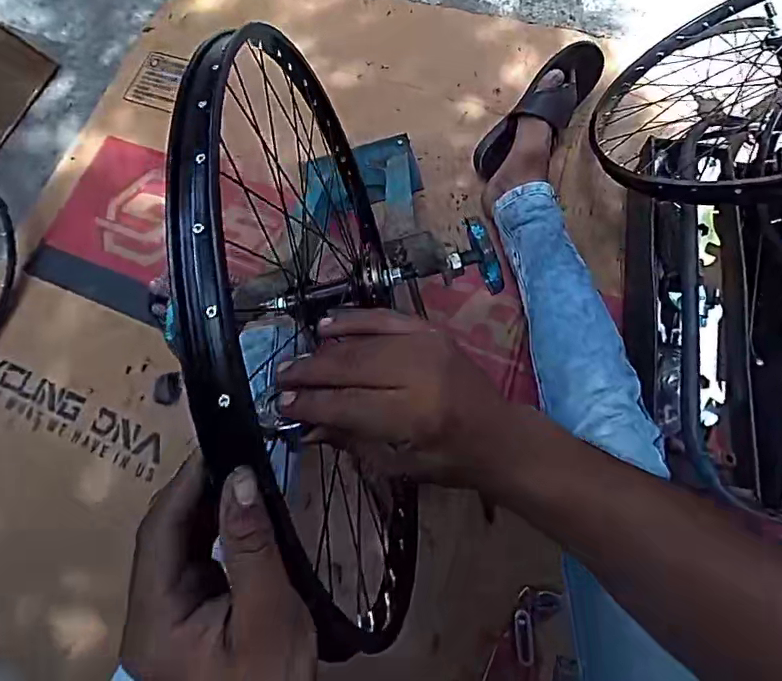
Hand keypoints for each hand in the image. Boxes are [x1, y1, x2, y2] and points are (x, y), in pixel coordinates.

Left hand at [119, 454, 316, 680]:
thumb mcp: (268, 624)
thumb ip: (253, 548)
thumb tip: (240, 477)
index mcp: (155, 612)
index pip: (160, 526)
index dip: (187, 480)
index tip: (221, 444)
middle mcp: (152, 606)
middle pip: (167, 529)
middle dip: (201, 489)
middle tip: (239, 455)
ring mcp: (169, 611)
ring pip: (183, 541)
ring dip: (211, 507)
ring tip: (245, 477)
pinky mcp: (190, 614)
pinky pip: (200, 558)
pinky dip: (220, 532)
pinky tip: (243, 517)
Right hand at [273, 310, 516, 486]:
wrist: (500, 433)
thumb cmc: (450, 459)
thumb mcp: (401, 464)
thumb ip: (352, 441)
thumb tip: (305, 425)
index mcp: (417, 416)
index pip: (350, 405)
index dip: (312, 405)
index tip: (282, 405)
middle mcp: (420, 374)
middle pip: (351, 368)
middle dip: (310, 374)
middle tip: (281, 379)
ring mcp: (426, 344)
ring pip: (361, 342)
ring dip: (323, 350)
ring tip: (296, 361)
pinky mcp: (429, 329)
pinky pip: (382, 318)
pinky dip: (351, 321)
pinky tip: (324, 326)